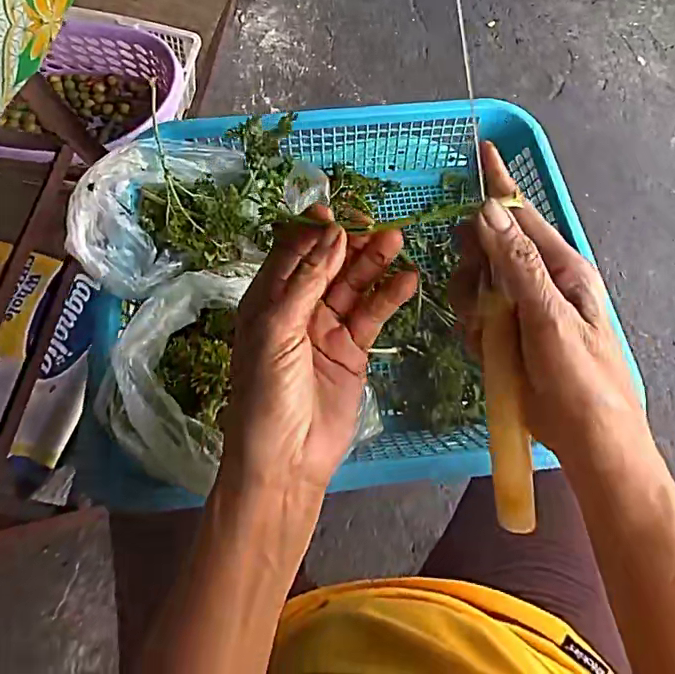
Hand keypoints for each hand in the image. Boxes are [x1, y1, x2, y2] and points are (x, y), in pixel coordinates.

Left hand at [223, 206, 416, 494]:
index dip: (312, 231)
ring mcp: (328, 327)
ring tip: (396, 241)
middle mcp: (298, 308)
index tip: (336, 212)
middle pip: (328, 264)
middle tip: (376, 225)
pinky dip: (389, 295)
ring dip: (374, 262)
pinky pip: (373, 313)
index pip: (291, 253)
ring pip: (354, 284)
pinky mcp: (354, 347)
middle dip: (350, 243)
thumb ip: (306, 281)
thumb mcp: (277, 331)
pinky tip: (407, 280)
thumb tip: (333, 233)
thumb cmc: (267, 395)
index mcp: (268, 301)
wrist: (286, 462)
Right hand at [448, 143, 647, 466]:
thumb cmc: (582, 380)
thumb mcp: (550, 319)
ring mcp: (524, 310)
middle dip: (476, 258)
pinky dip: (475, 330)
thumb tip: (490, 211)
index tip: (483, 149)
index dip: (500, 182)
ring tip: (487, 333)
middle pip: (494, 245)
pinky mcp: (510, 337)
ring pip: (480, 282)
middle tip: (477, 286)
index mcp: (562, 267)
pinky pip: (478, 317)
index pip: (523, 213)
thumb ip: (518, 264)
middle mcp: (542, 281)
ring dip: (474, 302)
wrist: (591, 445)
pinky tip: (487, 351)